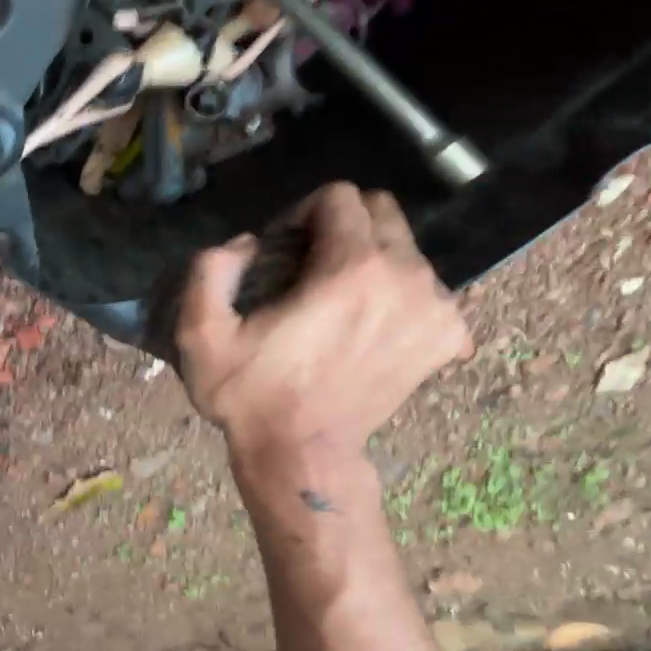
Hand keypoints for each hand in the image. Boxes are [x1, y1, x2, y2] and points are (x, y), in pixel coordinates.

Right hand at [177, 183, 471, 459]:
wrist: (301, 454)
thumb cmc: (249, 395)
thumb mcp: (200, 335)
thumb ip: (210, 271)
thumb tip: (245, 244)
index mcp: (351, 267)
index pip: (341, 196)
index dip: (300, 213)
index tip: (280, 249)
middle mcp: (408, 276)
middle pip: (382, 212)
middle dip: (340, 228)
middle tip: (305, 270)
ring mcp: (438, 308)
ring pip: (406, 251)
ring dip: (368, 262)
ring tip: (332, 305)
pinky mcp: (450, 337)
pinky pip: (427, 291)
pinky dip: (396, 298)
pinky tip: (364, 330)